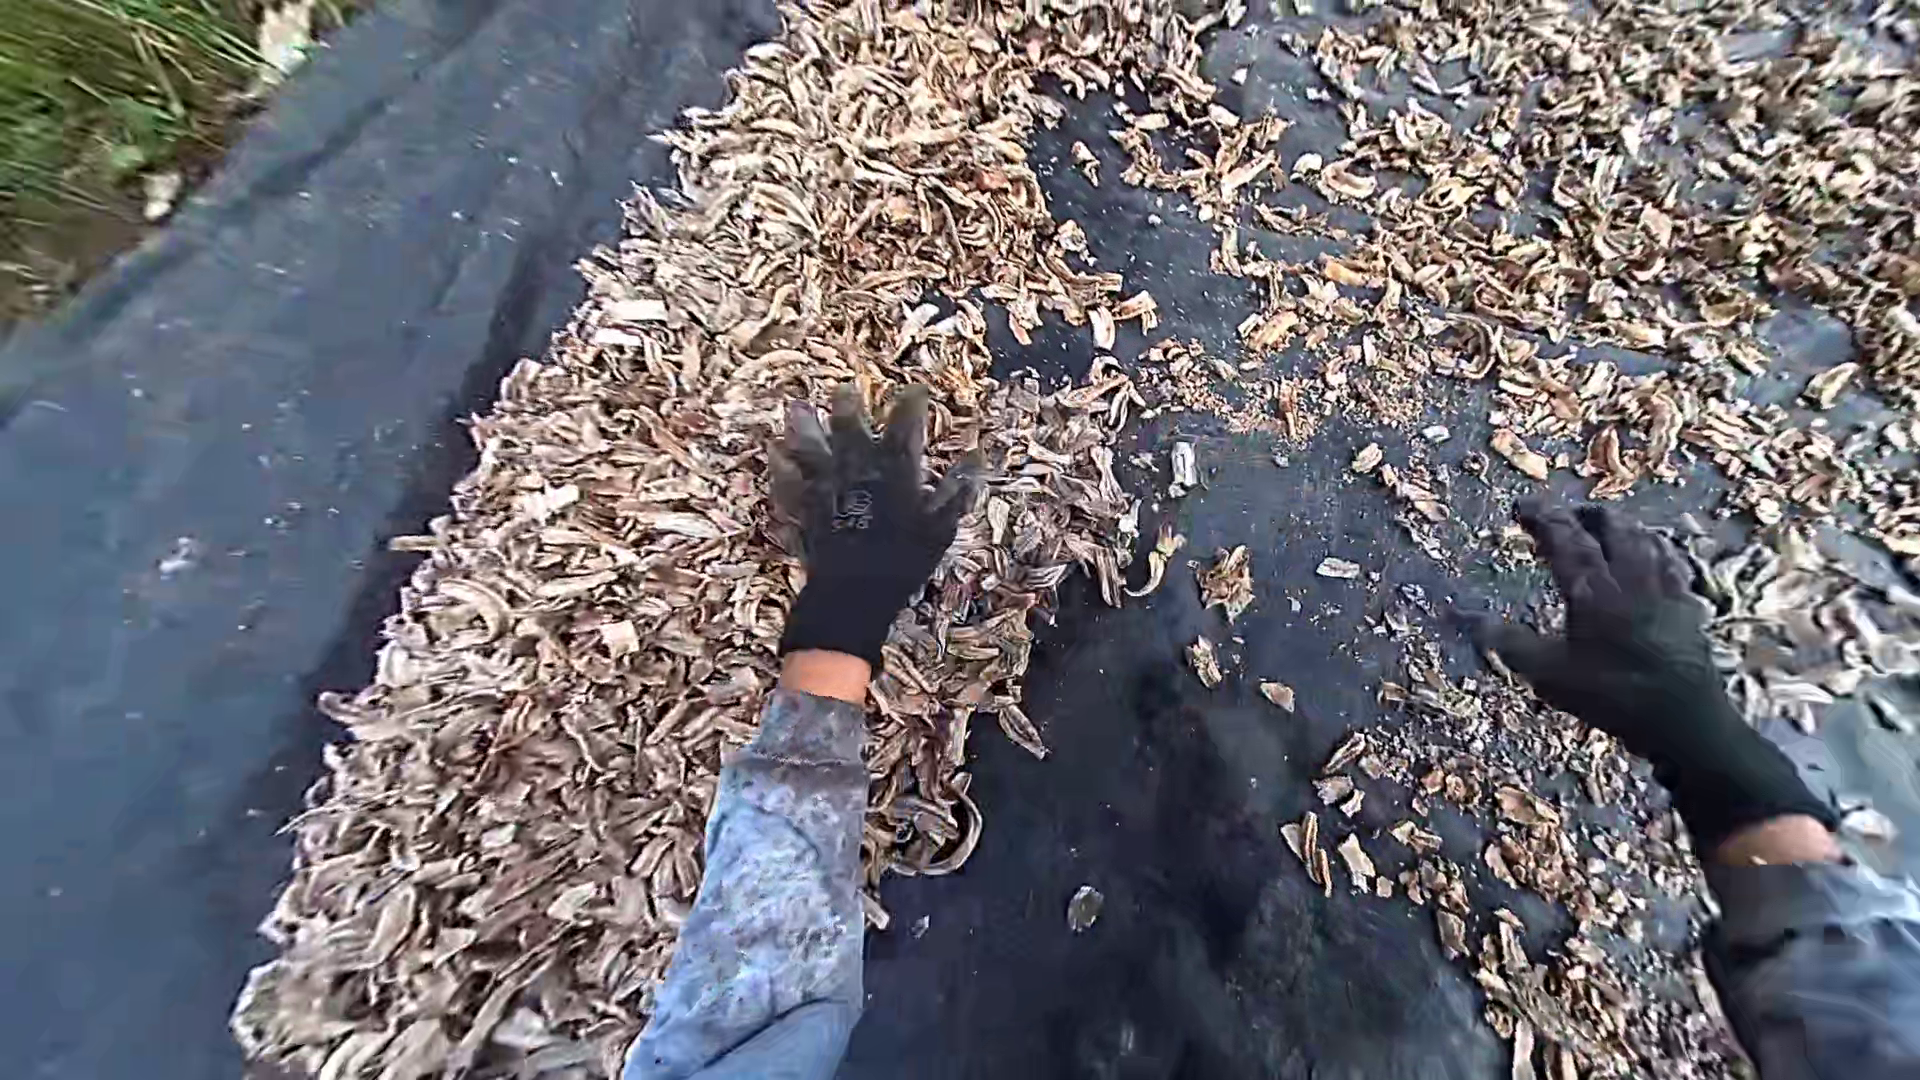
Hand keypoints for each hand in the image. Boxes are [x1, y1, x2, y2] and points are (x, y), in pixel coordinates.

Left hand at [769, 383, 980, 671]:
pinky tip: (773, 456)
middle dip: (849, 407)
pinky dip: (782, 470)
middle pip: (851, 430)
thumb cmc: (903, 560)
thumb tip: (977, 459)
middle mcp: (857, 472)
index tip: (915, 389)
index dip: (911, 406)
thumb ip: (957, 491)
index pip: (905, 429)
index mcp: (892, 472)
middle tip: (844, 387)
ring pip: (813, 451)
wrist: (855, 594)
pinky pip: (789, 485)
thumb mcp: (940, 527)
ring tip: (797, 407)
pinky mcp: (806, 510)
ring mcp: (827, 489)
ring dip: (805, 429)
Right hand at [1467, 501, 1835, 855]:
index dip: (1542, 518)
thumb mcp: (1542, 670)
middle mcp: (1634, 584)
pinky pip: (1674, 562)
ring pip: (1647, 541)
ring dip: (1618, 526)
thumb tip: (1453, 611)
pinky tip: (1648, 551)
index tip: (1520, 505)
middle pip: (1614, 531)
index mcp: (1595, 594)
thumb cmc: (1607, 695)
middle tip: (1557, 512)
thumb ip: (1501, 637)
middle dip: (1582, 514)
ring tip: (1597, 523)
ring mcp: (1668, 593)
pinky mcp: (1689, 608)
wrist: (1687, 726)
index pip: (1566, 542)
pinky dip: (1654, 546)